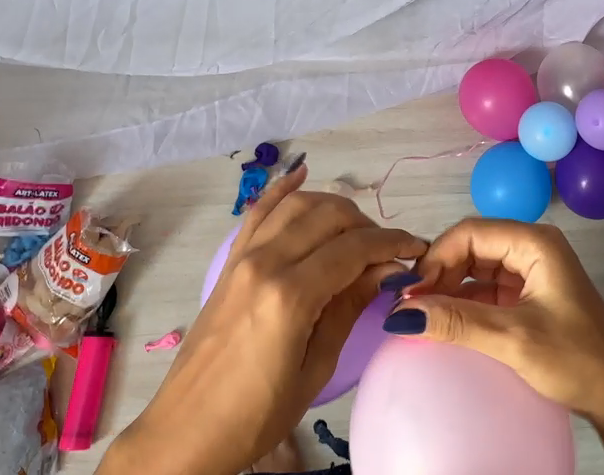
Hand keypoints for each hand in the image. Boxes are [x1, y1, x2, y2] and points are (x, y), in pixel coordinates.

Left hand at [102, 165, 424, 474]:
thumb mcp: (315, 369)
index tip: (416, 247)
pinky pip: (257, 211)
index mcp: (290, 296)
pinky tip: (302, 173)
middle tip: (388, 249)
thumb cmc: (257, 414)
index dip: (391, 243)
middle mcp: (266, 262)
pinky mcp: (229, 261)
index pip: (353, 249)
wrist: (186, 430)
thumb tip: (385, 269)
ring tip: (357, 229)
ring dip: (333, 206)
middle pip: (328, 216)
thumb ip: (349, 307)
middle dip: (367, 224)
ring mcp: (243, 257)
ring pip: (297, 204)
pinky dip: (282, 189)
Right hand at [389, 219, 603, 474]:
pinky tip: (444, 322)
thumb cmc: (576, 359)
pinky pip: (487, 288)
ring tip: (421, 314)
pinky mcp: (531, 295)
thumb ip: (457, 322)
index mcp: (534, 242)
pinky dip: (464, 302)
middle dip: (439, 271)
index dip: (436, 256)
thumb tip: (401, 314)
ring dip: (449, 287)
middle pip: (472, 246)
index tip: (410, 292)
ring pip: (477, 267)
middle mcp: (532, 247)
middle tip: (410, 305)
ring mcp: (532, 271)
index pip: (470, 232)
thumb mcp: (512, 340)